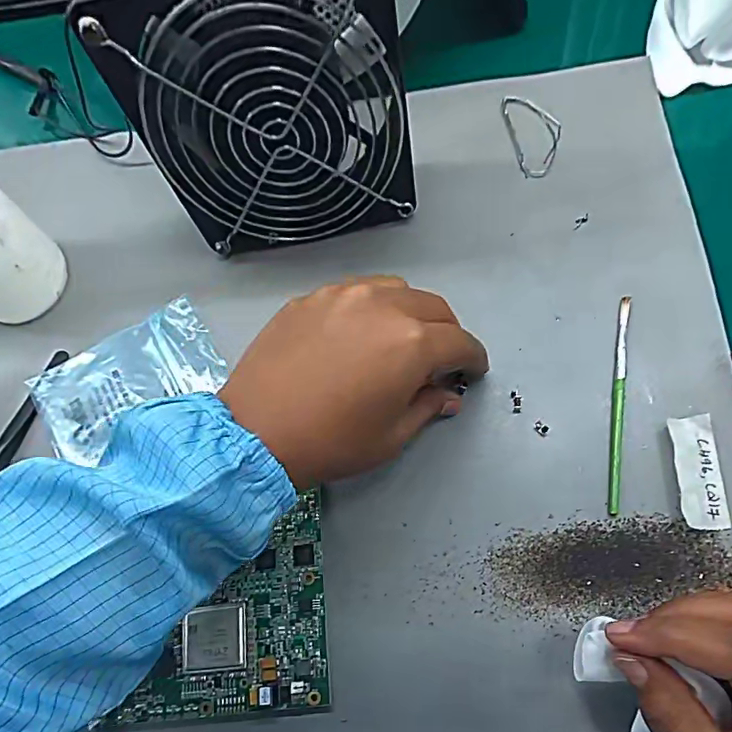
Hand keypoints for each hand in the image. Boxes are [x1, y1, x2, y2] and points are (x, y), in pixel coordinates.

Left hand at [219, 276, 489, 487]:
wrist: (258, 433)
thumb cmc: (331, 442)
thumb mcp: (391, 436)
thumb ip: (427, 408)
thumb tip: (446, 396)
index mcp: (412, 343)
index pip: (460, 342)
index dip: (473, 359)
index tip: (472, 371)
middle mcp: (382, 307)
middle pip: (434, 308)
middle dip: (446, 332)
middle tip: (440, 360)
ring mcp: (342, 296)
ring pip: (395, 290)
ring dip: (410, 312)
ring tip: (400, 340)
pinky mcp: (310, 299)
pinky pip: (354, 293)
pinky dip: (370, 309)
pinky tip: (358, 336)